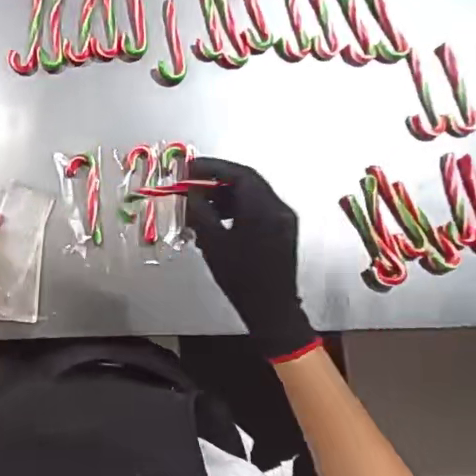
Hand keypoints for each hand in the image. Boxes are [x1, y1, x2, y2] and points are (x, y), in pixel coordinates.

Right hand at [184, 159, 317, 361]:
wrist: (271, 309)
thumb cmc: (241, 278)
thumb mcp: (214, 244)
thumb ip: (201, 213)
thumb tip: (191, 193)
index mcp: (264, 209)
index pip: (239, 174)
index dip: (213, 167)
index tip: (191, 167)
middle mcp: (279, 209)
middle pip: (247, 182)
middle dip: (218, 181)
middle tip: (193, 184)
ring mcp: (284, 220)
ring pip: (252, 196)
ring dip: (226, 197)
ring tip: (201, 207)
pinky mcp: (283, 231)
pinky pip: (258, 210)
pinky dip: (237, 210)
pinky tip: (217, 222)